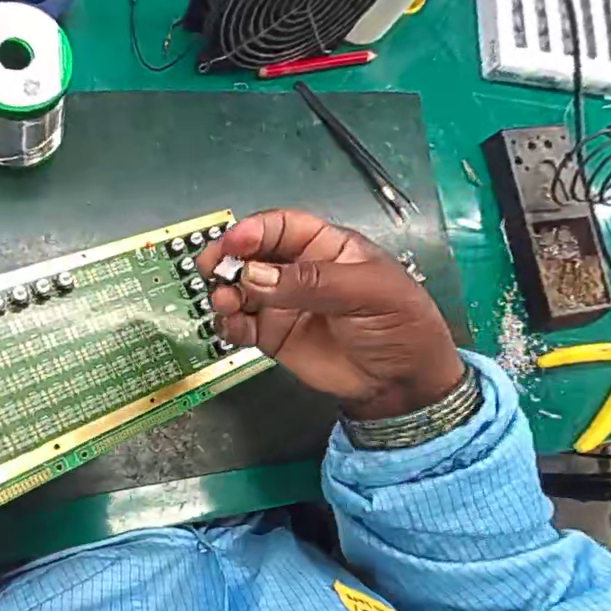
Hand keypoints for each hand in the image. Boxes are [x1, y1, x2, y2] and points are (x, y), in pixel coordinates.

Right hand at [201, 209, 463, 419]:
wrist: (398, 382)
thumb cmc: (398, 324)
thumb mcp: (365, 292)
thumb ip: (309, 283)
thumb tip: (254, 276)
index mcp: (325, 247)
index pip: (282, 228)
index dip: (255, 230)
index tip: (234, 244)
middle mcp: (296, 272)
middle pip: (252, 255)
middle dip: (228, 258)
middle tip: (212, 268)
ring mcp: (280, 305)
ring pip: (240, 290)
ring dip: (225, 293)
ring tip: (225, 303)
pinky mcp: (271, 336)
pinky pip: (240, 326)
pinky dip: (228, 325)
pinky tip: (232, 327)